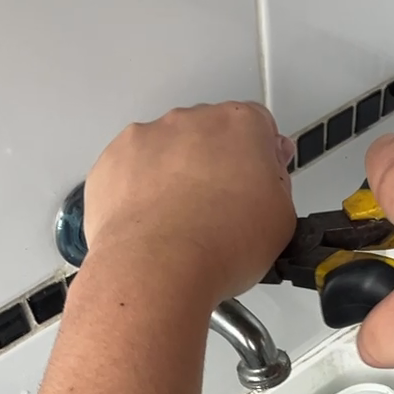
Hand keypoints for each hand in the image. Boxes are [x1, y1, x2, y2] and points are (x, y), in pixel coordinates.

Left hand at [82, 102, 296, 308]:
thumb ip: (278, 186)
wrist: (158, 271)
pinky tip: (150, 229)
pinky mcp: (111, 165)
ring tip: (181, 228)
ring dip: (172, 180)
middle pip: (208, 137)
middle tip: (219, 214)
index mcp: (240, 126)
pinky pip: (128, 175)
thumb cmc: (217, 247)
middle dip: (213, 168)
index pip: (258, 129)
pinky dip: (137, 197)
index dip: (260, 161)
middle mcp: (190, 122)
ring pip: (164, 154)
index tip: (256, 186)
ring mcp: (145, 140)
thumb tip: (268, 183)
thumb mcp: (282, 221)